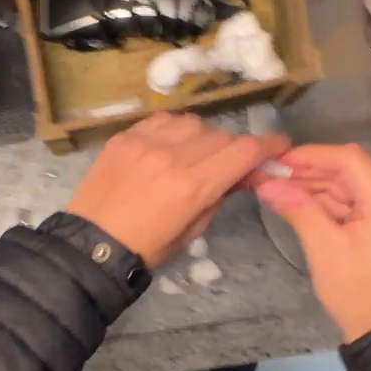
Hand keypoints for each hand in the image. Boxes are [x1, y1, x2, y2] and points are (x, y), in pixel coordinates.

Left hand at [67, 112, 288, 266]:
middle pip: (222, 136)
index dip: (268, 146)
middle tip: (228, 166)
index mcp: (192, 187)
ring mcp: (145, 142)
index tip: (279, 147)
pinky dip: (173, 130)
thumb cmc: (144, 250)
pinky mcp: (124, 137)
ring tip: (193, 157)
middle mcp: (172, 156)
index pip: (244, 151)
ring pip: (194, 123)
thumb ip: (216, 199)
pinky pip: (162, 120)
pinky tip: (167, 148)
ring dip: (202, 138)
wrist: (90, 247)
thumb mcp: (189, 232)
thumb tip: (236, 177)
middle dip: (233, 150)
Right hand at [254, 144, 370, 342]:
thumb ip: (299, 210)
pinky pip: (359, 199)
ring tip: (279, 187)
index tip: (278, 161)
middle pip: (351, 171)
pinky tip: (302, 200)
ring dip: (318, 186)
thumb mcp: (324, 250)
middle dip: (309, 173)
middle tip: (271, 176)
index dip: (311, 156)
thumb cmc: (355, 292)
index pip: (349, 161)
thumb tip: (266, 184)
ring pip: (353, 184)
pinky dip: (332, 200)